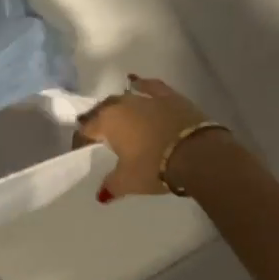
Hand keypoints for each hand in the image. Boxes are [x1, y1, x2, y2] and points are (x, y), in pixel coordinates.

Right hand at [77, 75, 233, 198]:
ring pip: (124, 97)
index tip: (81, 151)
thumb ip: (111, 185)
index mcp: (107, 122)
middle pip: (102, 110)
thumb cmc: (154, 167)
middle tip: (99, 135)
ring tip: (117, 117)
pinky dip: (142, 86)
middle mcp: (122, 104)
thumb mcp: (128, 182)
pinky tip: (137, 84)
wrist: (197, 153)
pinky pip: (149, 87)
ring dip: (118, 107)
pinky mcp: (169, 96)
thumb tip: (101, 194)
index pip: (86, 130)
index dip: (81, 141)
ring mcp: (146, 98)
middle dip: (98, 121)